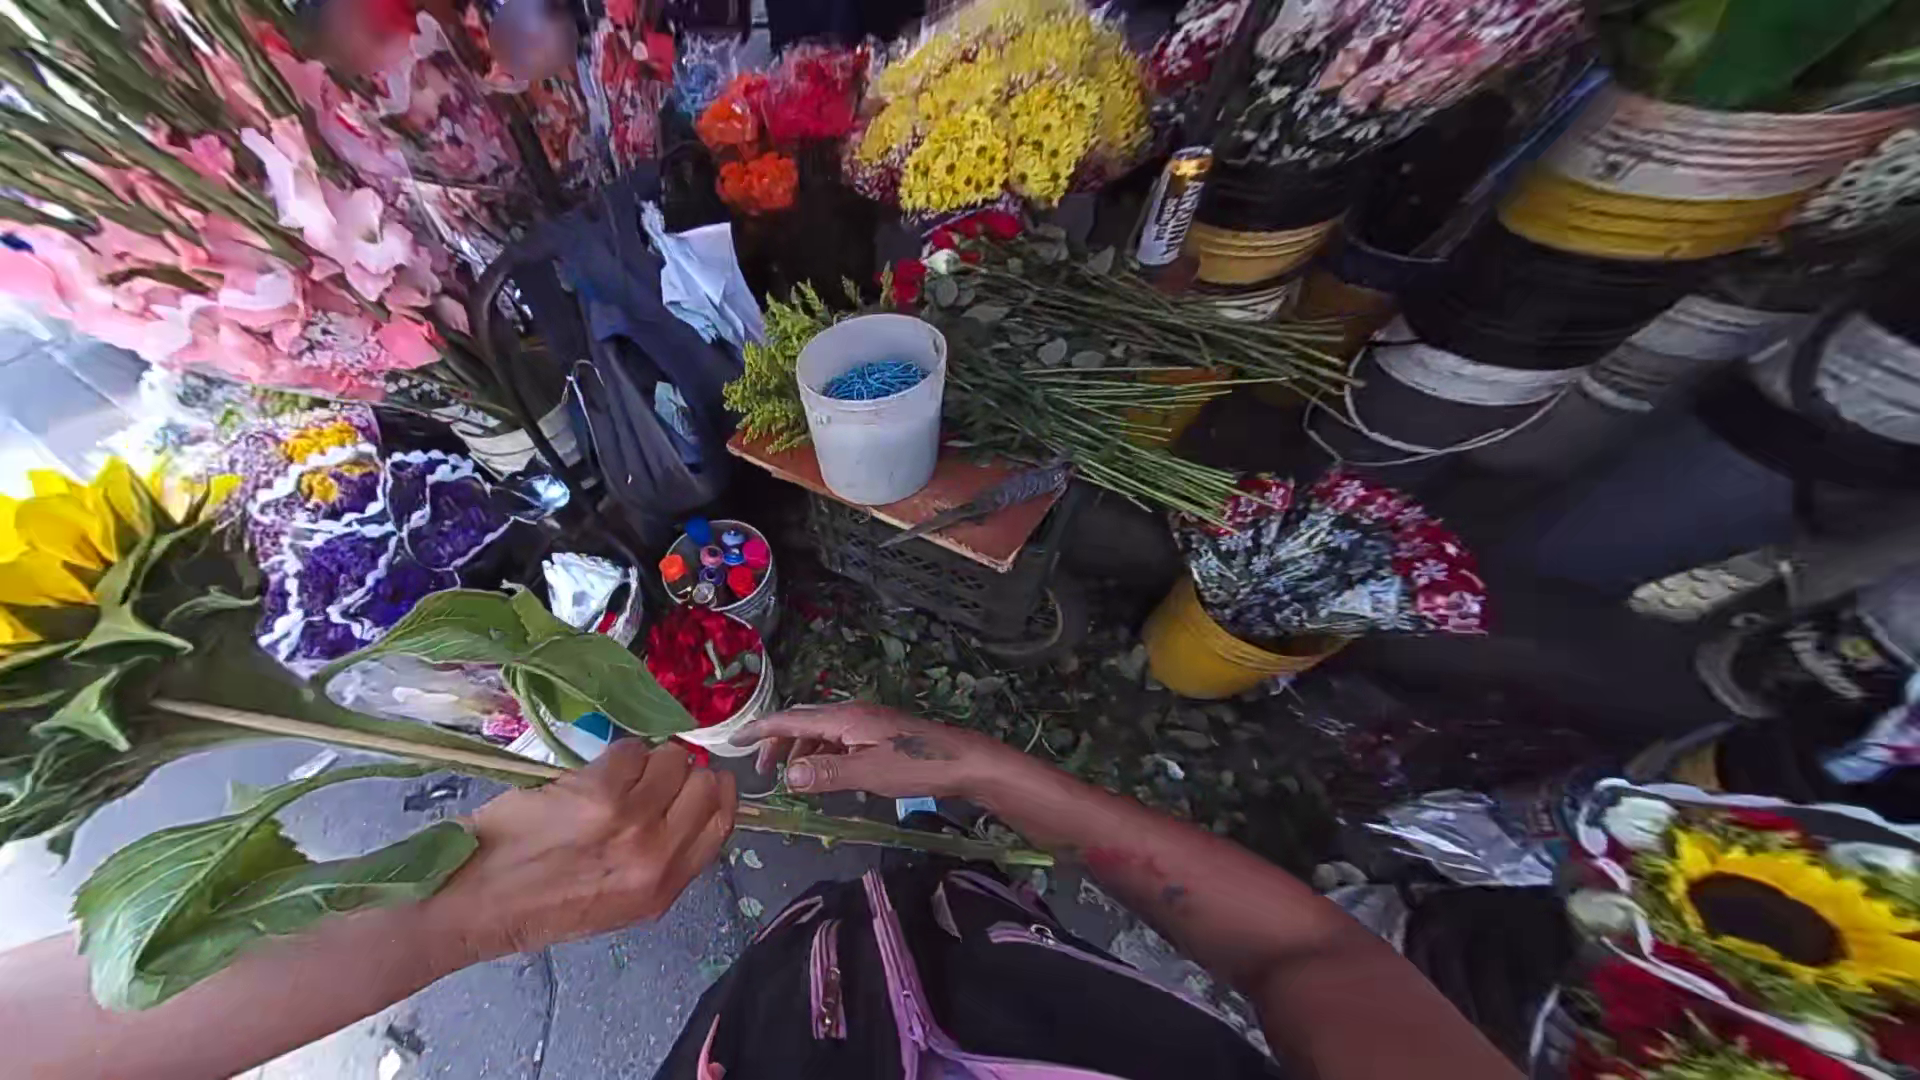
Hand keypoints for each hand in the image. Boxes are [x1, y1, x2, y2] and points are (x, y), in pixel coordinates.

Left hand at [424, 741, 735, 965]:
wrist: (471, 905)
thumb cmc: (544, 904)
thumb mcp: (623, 902)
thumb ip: (667, 858)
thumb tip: (694, 802)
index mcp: (665, 885)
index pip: (724, 818)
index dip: (716, 791)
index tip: (696, 784)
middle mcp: (656, 854)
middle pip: (705, 781)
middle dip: (682, 773)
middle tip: (649, 782)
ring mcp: (631, 820)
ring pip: (672, 757)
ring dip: (647, 762)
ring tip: (613, 783)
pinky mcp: (599, 792)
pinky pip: (633, 749)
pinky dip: (616, 757)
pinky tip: (588, 779)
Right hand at [729, 703, 1024, 797]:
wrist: (959, 760)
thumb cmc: (914, 765)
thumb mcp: (867, 774)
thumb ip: (826, 774)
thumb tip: (787, 776)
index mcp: (846, 717)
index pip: (793, 718)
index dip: (762, 729)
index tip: (734, 739)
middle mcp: (852, 713)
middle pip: (804, 722)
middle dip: (778, 742)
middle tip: (761, 770)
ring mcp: (866, 721)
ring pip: (822, 731)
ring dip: (800, 750)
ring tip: (789, 777)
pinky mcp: (877, 733)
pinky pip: (838, 739)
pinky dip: (822, 754)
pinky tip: (823, 773)